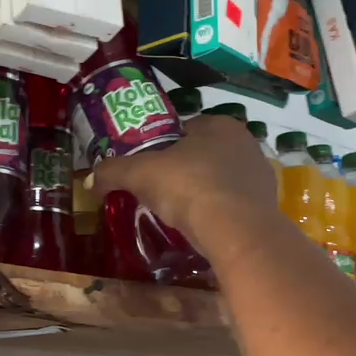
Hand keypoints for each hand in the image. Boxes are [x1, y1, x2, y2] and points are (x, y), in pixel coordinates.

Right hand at [90, 113, 280, 255]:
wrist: (236, 231)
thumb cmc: (189, 188)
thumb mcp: (140, 175)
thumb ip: (113, 172)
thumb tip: (89, 180)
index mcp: (219, 124)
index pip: (184, 129)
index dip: (161, 146)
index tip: (146, 167)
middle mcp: (245, 142)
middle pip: (202, 153)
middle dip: (181, 169)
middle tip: (157, 190)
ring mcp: (259, 174)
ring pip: (218, 179)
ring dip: (199, 191)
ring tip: (176, 212)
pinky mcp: (265, 205)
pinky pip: (231, 204)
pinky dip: (216, 212)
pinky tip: (200, 226)